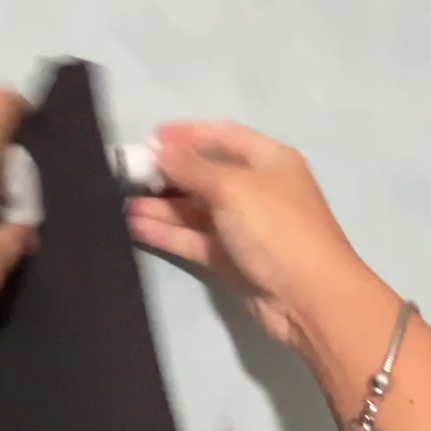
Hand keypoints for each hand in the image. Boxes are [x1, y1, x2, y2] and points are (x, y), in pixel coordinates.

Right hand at [127, 120, 374, 347]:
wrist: (309, 297)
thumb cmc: (276, 228)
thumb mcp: (233, 187)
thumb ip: (192, 166)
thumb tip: (161, 148)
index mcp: (268, 160)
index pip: (223, 135)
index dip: (187, 133)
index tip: (149, 137)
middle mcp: (257, 189)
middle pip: (206, 172)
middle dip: (168, 172)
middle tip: (128, 173)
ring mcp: (244, 226)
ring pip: (197, 209)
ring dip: (162, 205)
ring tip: (122, 201)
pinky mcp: (232, 258)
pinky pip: (195, 238)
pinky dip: (168, 231)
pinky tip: (135, 225)